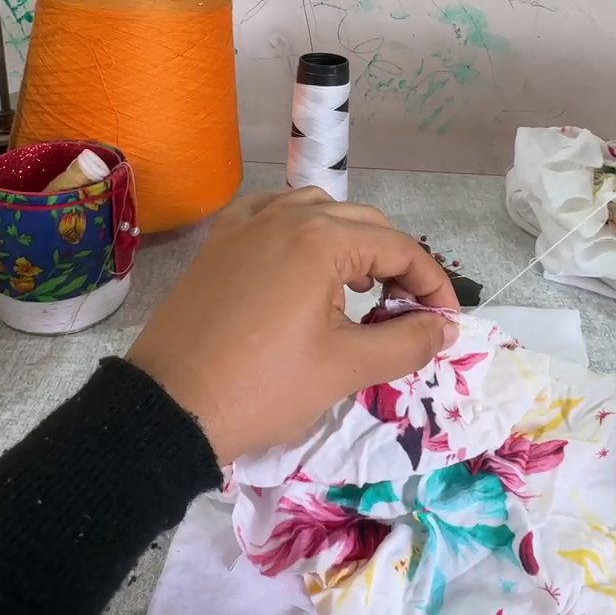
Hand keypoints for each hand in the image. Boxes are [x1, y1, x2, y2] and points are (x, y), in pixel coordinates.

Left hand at [126, 188, 459, 462]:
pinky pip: (269, 212)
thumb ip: (407, 342)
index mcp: (321, 239)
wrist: (169, 406)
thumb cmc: (264, 387)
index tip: (444, 322)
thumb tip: (445, 327)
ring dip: (348, 239)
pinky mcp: (219, 240)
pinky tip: (298, 257)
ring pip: (317, 208)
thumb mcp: (345, 368)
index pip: (398, 247)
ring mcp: (246, 222)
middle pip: (362, 222)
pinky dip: (297, 226)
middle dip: (394, 263)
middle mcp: (286, 215)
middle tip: (404, 312)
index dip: (431, 284)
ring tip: (357, 286)